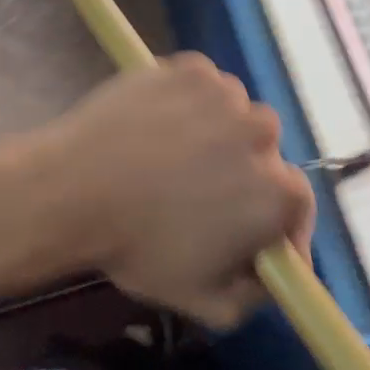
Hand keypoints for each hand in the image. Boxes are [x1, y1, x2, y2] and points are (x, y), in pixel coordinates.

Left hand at [0, 53, 315, 327]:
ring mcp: (226, 94)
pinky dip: (190, 99)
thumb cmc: (139, 249)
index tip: (249, 231)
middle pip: (265, 153)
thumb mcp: (204, 303)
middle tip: (201, 188)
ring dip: (217, 130)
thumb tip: (269, 274)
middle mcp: (263, 135)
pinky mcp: (191, 67)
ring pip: (234, 113)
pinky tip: (159, 120)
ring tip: (174, 150)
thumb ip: (253, 297)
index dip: (276, 220)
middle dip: (243, 171)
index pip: (296, 204)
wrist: (73, 189)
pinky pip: (204, 85)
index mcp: (277, 192)